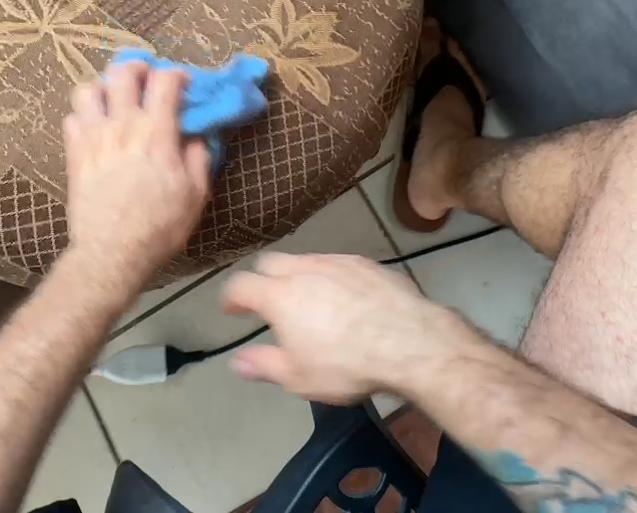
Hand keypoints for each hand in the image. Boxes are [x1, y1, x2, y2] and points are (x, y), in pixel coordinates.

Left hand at [61, 60, 210, 294]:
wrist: (111, 254)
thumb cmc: (159, 226)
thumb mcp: (196, 193)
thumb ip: (199, 156)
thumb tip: (197, 133)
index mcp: (156, 132)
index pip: (164, 81)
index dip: (176, 73)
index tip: (183, 82)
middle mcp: (122, 126)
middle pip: (122, 73)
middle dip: (137, 67)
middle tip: (146, 78)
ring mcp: (93, 138)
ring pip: (89, 89)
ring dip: (104, 88)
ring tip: (115, 100)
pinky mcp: (74, 154)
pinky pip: (72, 118)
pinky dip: (84, 116)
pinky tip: (96, 128)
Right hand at [219, 252, 479, 402]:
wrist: (407, 340)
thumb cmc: (345, 364)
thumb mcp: (298, 377)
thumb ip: (264, 365)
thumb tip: (237, 360)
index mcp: (280, 295)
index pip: (242, 284)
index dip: (231, 295)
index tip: (229, 307)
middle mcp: (304, 269)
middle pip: (271, 262)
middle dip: (262, 278)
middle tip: (264, 300)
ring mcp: (336, 261)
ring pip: (305, 259)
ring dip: (297, 275)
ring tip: (305, 300)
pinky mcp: (365, 262)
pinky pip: (336, 263)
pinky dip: (329, 277)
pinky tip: (342, 297)